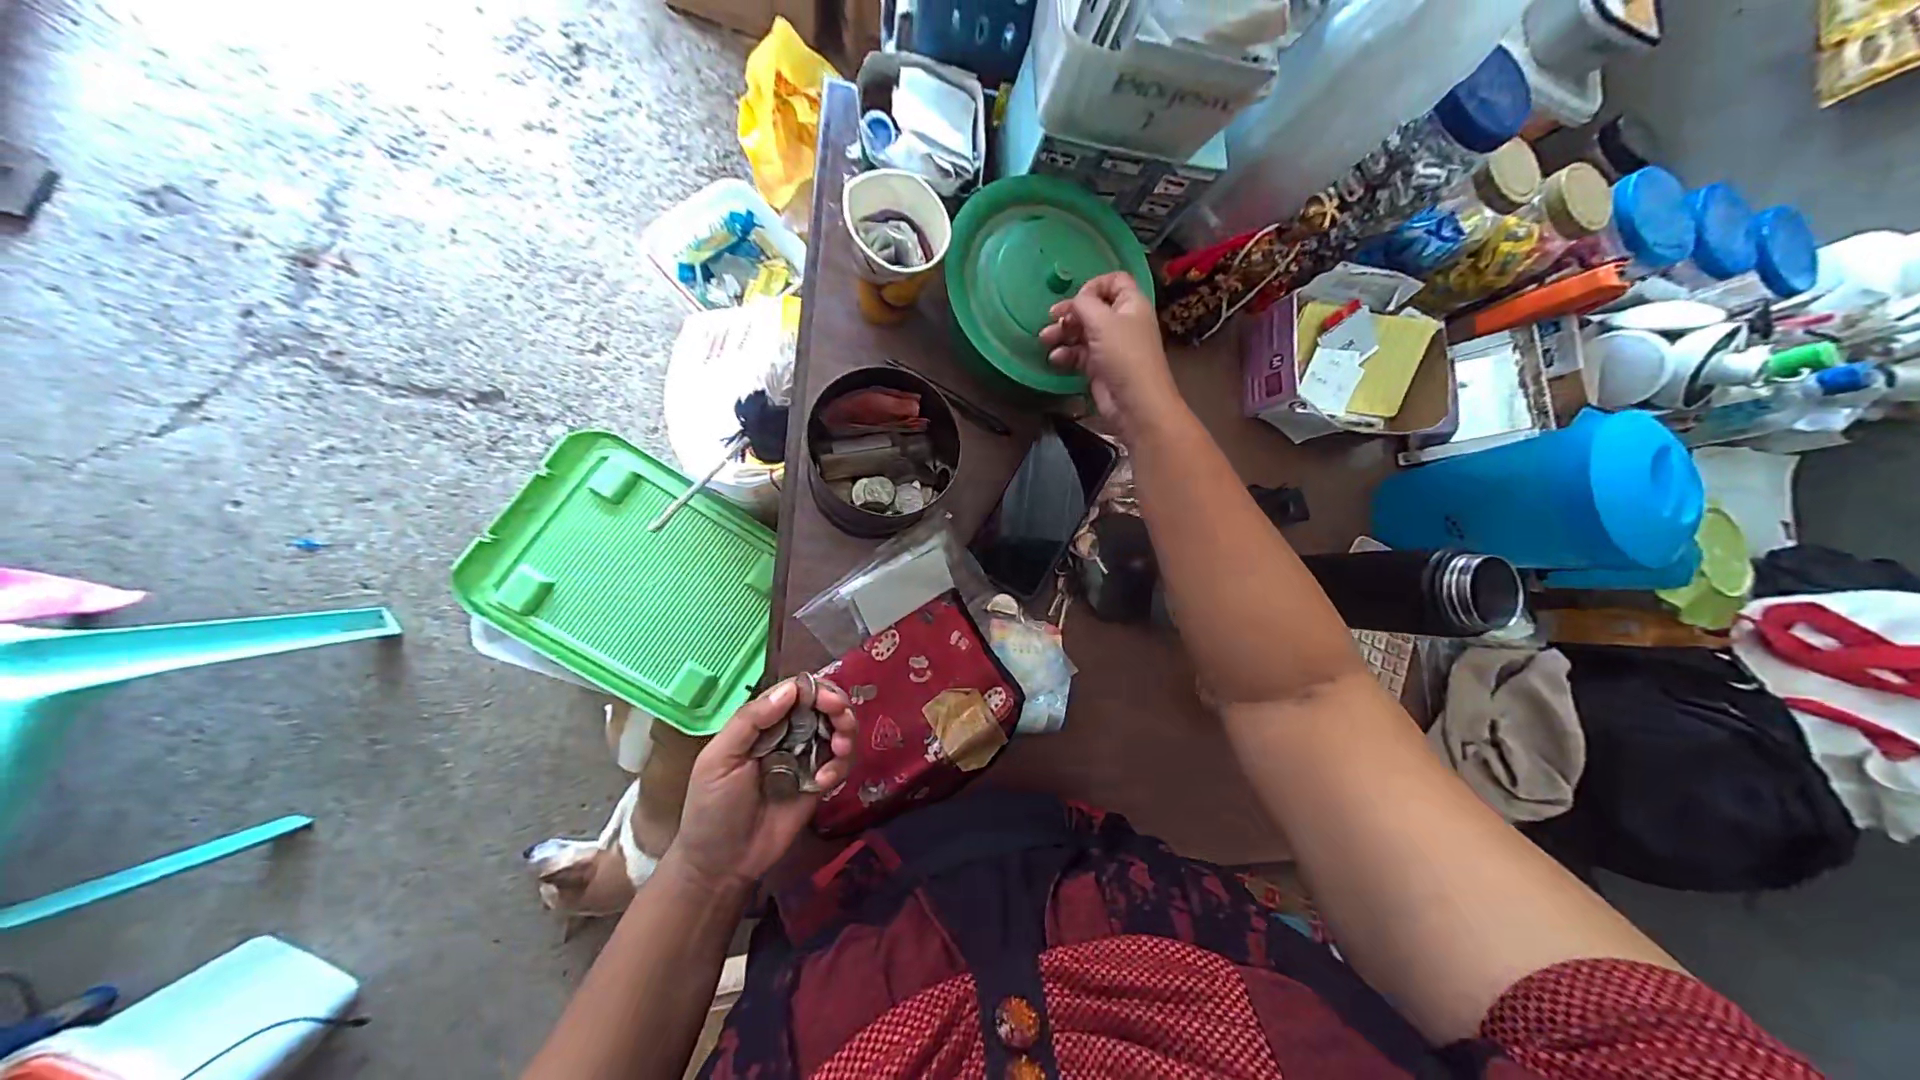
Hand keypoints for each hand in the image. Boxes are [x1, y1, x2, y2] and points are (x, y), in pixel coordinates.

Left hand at [665, 675, 857, 895]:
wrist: (722, 865)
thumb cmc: (711, 808)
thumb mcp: (719, 760)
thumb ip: (750, 721)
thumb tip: (791, 690)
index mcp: (760, 723)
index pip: (793, 693)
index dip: (815, 690)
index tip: (828, 701)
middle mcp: (786, 735)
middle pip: (822, 706)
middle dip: (838, 707)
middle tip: (842, 719)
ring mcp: (804, 759)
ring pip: (836, 730)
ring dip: (846, 732)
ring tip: (840, 748)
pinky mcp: (818, 784)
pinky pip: (840, 764)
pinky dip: (840, 766)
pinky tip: (825, 781)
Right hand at [1037, 272, 1181, 441]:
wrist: (1135, 404)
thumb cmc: (1123, 356)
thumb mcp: (1102, 321)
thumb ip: (1083, 303)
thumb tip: (1074, 301)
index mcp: (1131, 304)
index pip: (1114, 281)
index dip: (1094, 285)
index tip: (1077, 299)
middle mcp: (1121, 322)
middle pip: (1092, 308)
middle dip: (1070, 313)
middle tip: (1052, 319)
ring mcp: (1110, 346)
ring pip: (1081, 332)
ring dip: (1062, 333)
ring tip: (1046, 340)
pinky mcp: (1099, 367)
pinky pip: (1078, 354)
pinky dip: (1066, 354)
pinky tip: (1056, 359)